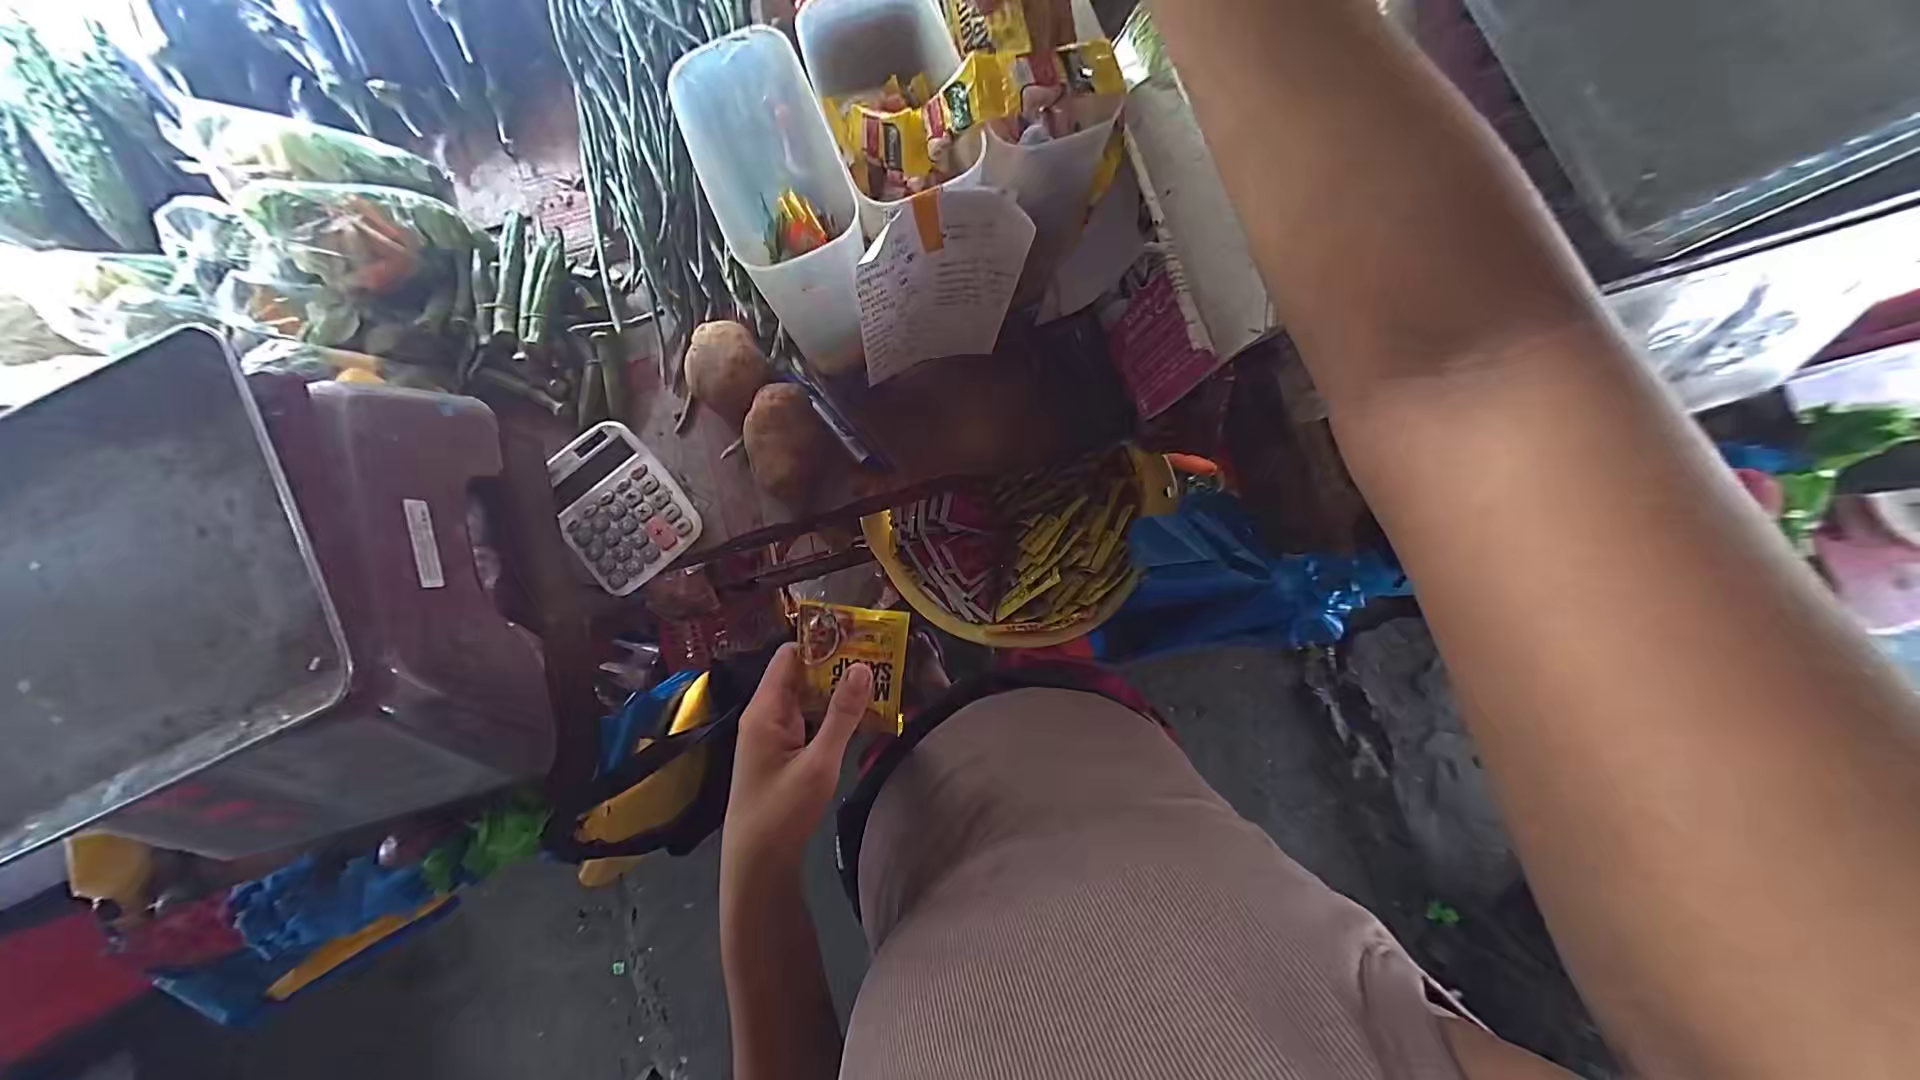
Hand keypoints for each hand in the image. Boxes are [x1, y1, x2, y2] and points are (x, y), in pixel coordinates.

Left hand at [722, 644, 871, 878]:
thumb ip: (842, 714)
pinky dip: (833, 714)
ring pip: (809, 698)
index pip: (790, 656)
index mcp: (766, 709)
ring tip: (879, 681)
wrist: (757, 865)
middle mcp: (767, 714)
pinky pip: (810, 720)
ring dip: (839, 691)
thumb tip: (863, 667)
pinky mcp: (783, 750)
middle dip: (839, 665)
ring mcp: (774, 733)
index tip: (859, 636)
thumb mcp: (819, 762)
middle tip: (879, 658)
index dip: (822, 642)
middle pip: (803, 674)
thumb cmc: (782, 812)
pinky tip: (862, 715)